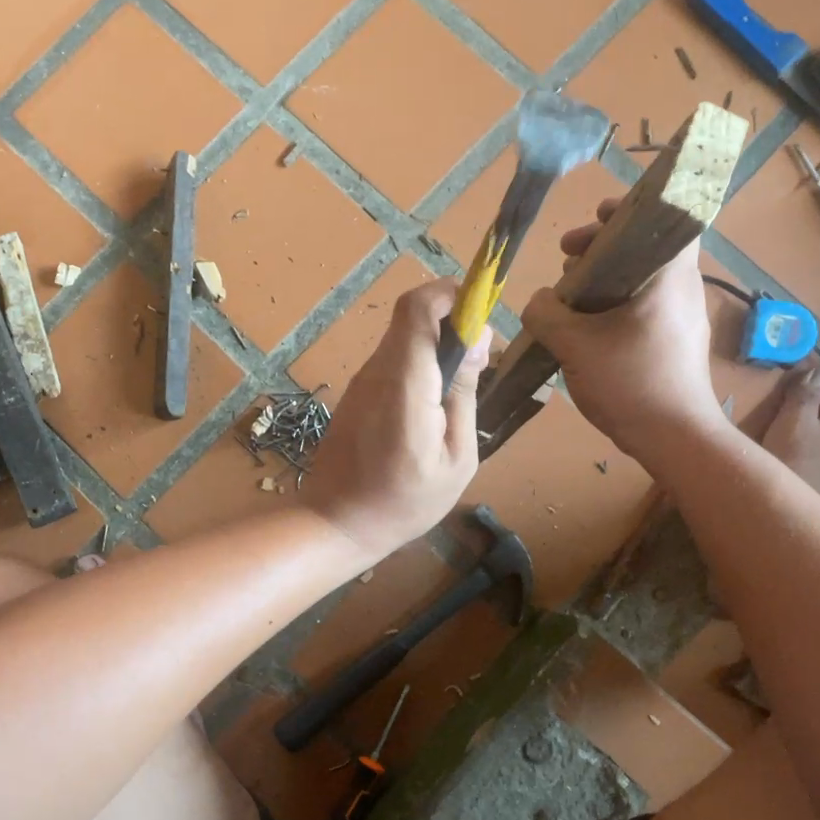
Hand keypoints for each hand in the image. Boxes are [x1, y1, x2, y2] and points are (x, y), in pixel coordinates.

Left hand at [304, 281, 486, 557]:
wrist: (337, 523)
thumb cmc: (405, 502)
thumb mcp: (456, 457)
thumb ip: (464, 392)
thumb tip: (478, 338)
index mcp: (404, 385)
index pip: (418, 307)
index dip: (452, 296)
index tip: (482, 316)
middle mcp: (376, 372)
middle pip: (413, 319)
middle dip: (452, 325)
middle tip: (480, 363)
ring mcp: (361, 381)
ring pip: (403, 340)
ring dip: (436, 350)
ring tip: (458, 392)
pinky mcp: (355, 394)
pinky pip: (392, 363)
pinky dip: (418, 369)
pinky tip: (431, 409)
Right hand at [521, 201, 725, 460]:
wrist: (675, 436)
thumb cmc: (630, 382)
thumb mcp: (574, 346)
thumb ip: (546, 313)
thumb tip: (538, 301)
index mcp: (669, 275)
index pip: (663, 216)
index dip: (626, 211)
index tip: (592, 220)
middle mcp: (684, 287)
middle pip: (645, 246)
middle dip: (603, 246)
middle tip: (567, 256)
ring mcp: (684, 316)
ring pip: (642, 278)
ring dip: (606, 278)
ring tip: (570, 296)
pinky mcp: (677, 341)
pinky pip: (645, 306)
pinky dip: (616, 304)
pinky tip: (588, 329)